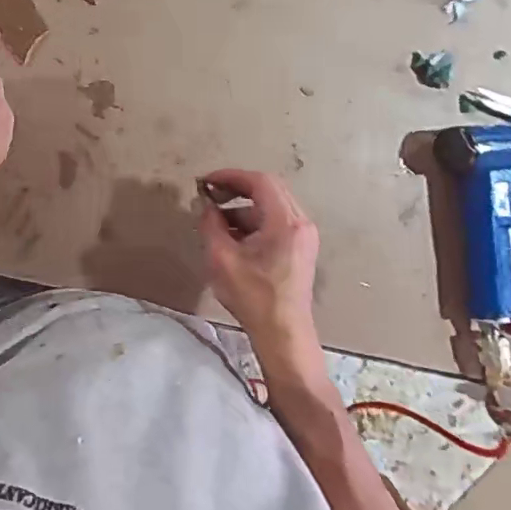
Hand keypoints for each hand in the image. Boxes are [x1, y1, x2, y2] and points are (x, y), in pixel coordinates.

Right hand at [198, 169, 320, 371]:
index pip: (260, 182)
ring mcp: (304, 236)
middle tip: (211, 193)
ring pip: (272, 207)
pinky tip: (233, 236)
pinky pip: (276, 223)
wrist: (283, 332)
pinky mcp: (300, 249)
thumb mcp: (221, 258)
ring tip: (216, 220)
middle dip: (237, 189)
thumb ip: (211, 225)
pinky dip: (254, 222)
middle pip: (269, 190)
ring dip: (244, 208)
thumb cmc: (253, 297)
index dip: (231, 176)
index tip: (207, 182)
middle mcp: (300, 223)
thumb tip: (207, 207)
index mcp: (285, 222)